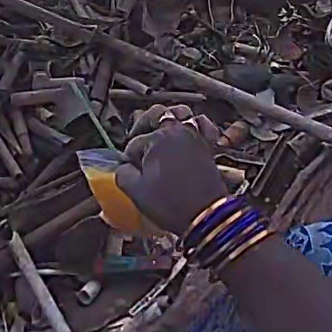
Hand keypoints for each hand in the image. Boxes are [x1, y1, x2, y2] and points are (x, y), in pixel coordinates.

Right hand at [114, 106, 229, 234]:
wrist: (207, 218)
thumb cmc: (171, 204)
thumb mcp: (137, 192)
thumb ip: (122, 174)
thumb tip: (124, 167)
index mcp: (156, 139)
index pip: (134, 143)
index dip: (129, 158)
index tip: (130, 172)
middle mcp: (176, 132)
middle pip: (155, 115)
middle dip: (142, 125)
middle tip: (137, 139)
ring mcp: (194, 137)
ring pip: (181, 113)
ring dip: (169, 119)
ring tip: (161, 131)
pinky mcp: (208, 147)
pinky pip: (204, 126)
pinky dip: (197, 125)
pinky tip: (190, 132)